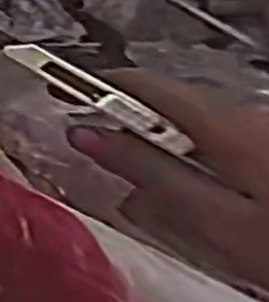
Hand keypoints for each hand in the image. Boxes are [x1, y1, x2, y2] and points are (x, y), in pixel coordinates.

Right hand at [68, 69, 268, 288]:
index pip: (135, 81)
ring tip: (160, 183)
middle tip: (101, 148)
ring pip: (209, 128)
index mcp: (225, 124)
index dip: (86, 82)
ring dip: (173, 145)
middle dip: (132, 121)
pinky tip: (215, 195)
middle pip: (173, 104)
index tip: (53, 89)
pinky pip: (241, 146)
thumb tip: (83, 134)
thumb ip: (143, 170)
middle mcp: (258, 120)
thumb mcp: (216, 220)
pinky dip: (211, 160)